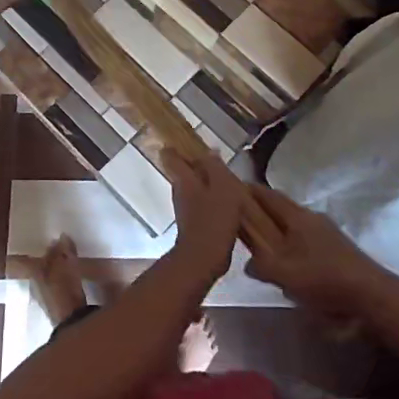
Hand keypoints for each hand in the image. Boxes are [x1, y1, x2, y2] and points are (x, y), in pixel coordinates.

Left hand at [162, 153, 247, 274]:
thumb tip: (208, 150)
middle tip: (216, 161)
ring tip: (226, 182)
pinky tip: (227, 205)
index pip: (172, 156)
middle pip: (183, 172)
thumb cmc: (214, 218)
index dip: (176, 146)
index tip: (188, 140)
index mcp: (184, 179)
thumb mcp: (223, 187)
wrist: (204, 258)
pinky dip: (211, 201)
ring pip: (193, 189)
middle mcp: (179, 191)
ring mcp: (185, 209)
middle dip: (196, 165)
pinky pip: (201, 205)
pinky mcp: (193, 225)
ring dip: (206, 184)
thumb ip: (215, 167)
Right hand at [244, 185, 398, 319]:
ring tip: (263, 242)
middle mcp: (312, 217)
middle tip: (242, 217)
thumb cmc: (322, 278)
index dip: (249, 191)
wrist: (370, 293)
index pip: (268, 196)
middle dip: (262, 210)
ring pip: (295, 224)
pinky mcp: (337, 248)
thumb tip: (249, 263)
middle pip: (281, 208)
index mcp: (296, 217)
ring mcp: (327, 232)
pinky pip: (307, 240)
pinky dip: (293, 245)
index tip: (232, 188)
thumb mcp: (283, 274)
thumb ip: (261, 265)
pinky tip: (291, 264)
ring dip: (278, 229)